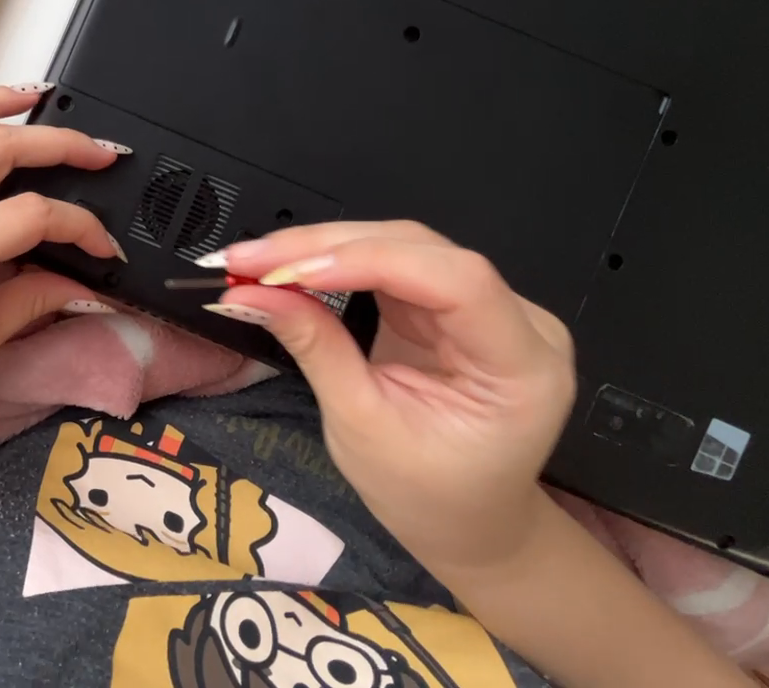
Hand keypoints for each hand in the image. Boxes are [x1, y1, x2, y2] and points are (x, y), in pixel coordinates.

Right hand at [215, 221, 576, 574]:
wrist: (465, 523)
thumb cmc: (427, 493)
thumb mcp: (362, 426)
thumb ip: (315, 348)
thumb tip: (249, 295)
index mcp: (521, 366)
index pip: (454, 281)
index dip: (369, 262)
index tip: (287, 273)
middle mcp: (515, 320)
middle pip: (416, 249)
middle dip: (324, 248)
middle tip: (247, 260)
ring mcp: (480, 306)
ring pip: (394, 245)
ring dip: (317, 248)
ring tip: (255, 260)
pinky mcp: (442, 304)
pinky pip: (383, 264)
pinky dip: (328, 262)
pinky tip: (286, 265)